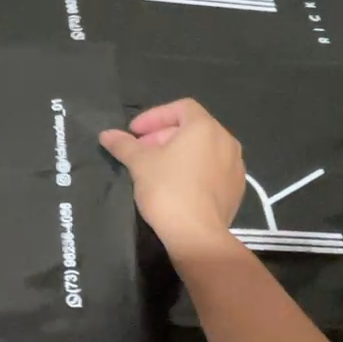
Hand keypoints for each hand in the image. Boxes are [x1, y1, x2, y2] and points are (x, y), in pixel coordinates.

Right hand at [99, 98, 244, 254]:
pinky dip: (194, 170)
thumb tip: (106, 134)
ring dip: (179, 153)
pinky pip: (213, 169)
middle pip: (192, 128)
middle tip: (141, 152)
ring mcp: (235, 166)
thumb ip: (124, 145)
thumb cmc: (167, 190)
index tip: (134, 132)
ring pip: (204, 150)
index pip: (181, 108)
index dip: (154, 116)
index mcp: (205, 128)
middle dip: (163, 136)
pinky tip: (178, 187)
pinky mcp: (236, 188)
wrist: (197, 234)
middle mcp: (226, 141)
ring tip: (157, 169)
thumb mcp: (139, 164)